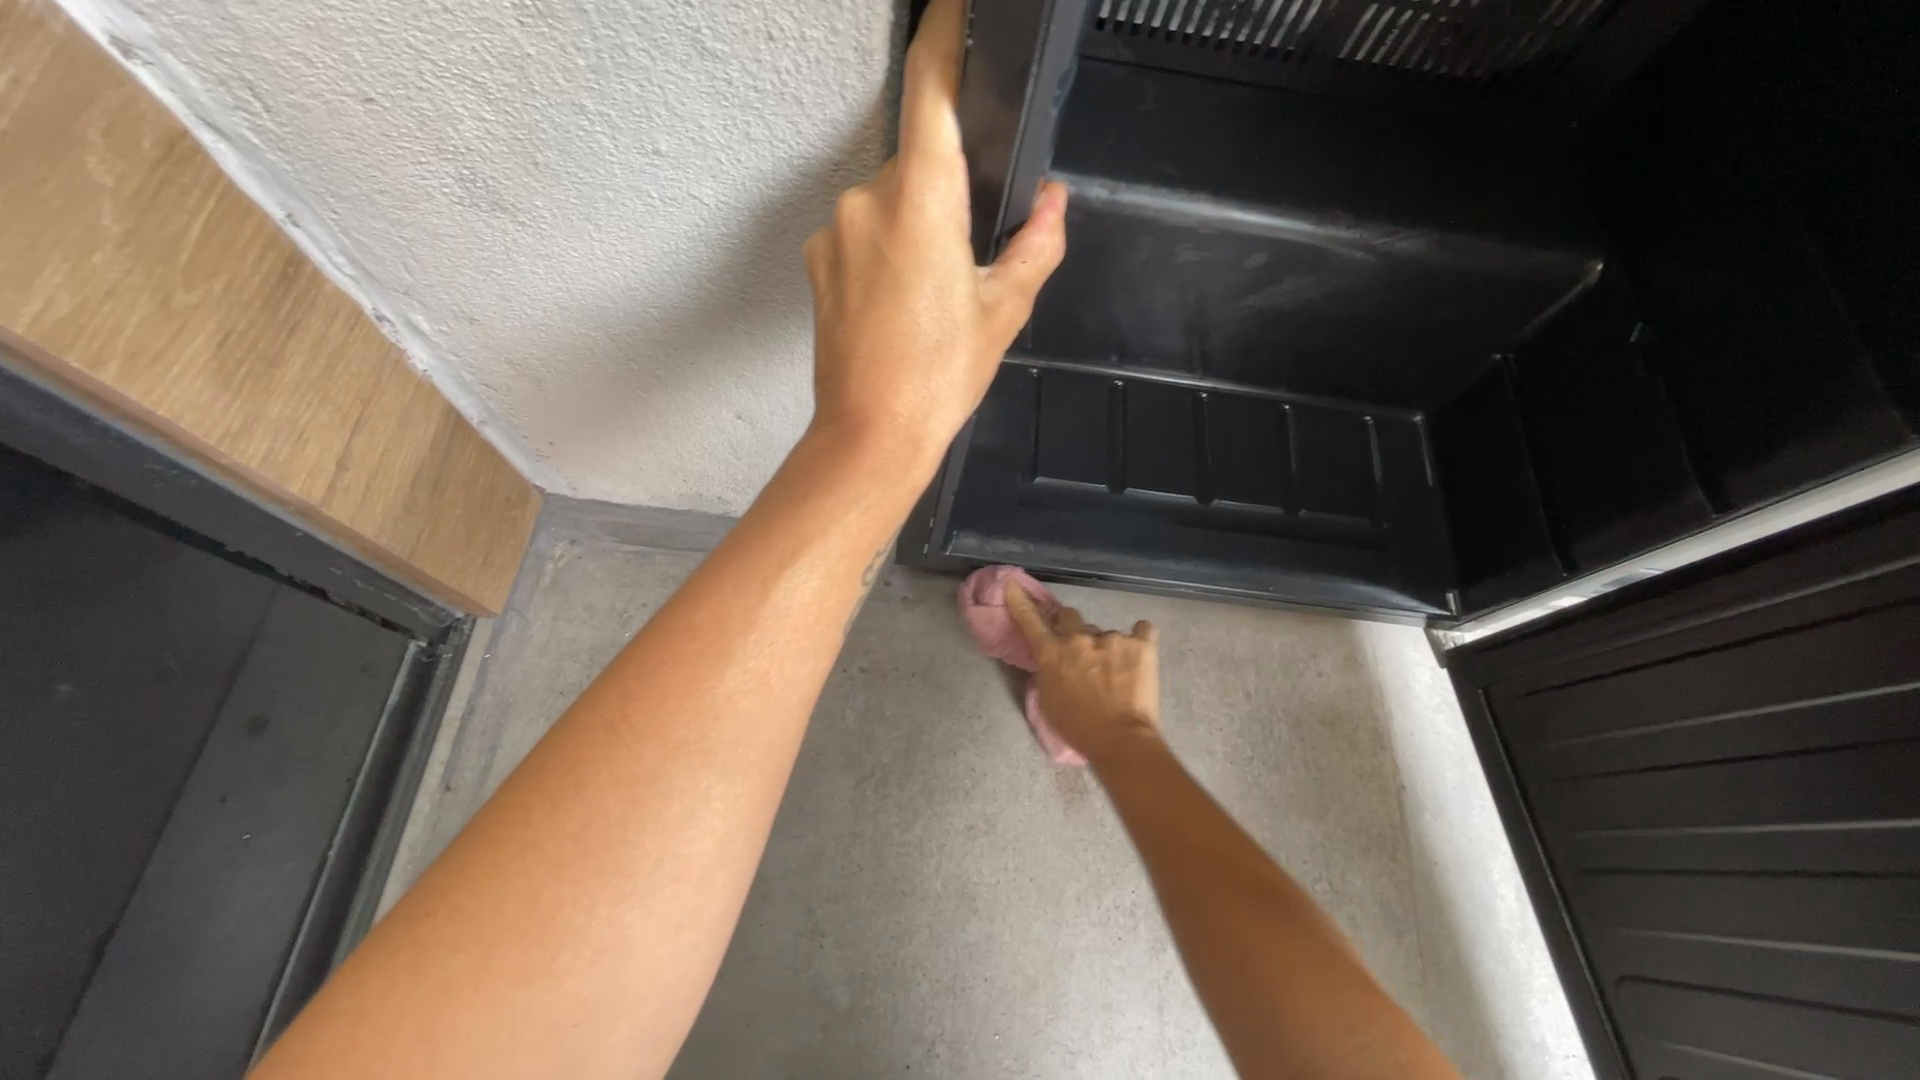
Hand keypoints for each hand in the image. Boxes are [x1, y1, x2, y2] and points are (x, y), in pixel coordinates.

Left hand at [802, 0, 1067, 472]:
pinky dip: (886, 252)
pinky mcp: (818, 261)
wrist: (872, 435)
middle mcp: (869, 201)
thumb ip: (1035, 242)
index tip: (954, 10)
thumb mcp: (1005, 309)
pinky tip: (901, 306)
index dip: (944, 35)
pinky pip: (862, 232)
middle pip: (920, 160)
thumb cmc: (934, 380)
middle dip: (948, 193)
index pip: (931, 87)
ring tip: (932, 299)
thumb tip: (1050, 203)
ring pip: (890, 201)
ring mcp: (836, 231)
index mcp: (923, 199)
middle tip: (968, 261)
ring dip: (917, 229)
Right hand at [1005, 581, 1161, 765]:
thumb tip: (1054, 662)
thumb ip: (1049, 674)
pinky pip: (1142, 630)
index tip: (1014, 586)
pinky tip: (1140, 654)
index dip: (1021, 602)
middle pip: (1071, 617)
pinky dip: (1140, 639)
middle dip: (1073, 629)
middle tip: (1082, 652)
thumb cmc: (1078, 728)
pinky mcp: (1141, 644)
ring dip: (1108, 647)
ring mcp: (1112, 638)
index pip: (1030, 620)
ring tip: (1118, 674)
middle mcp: (1079, 638)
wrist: (1120, 739)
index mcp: (1052, 653)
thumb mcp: (1048, 702)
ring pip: (1106, 633)